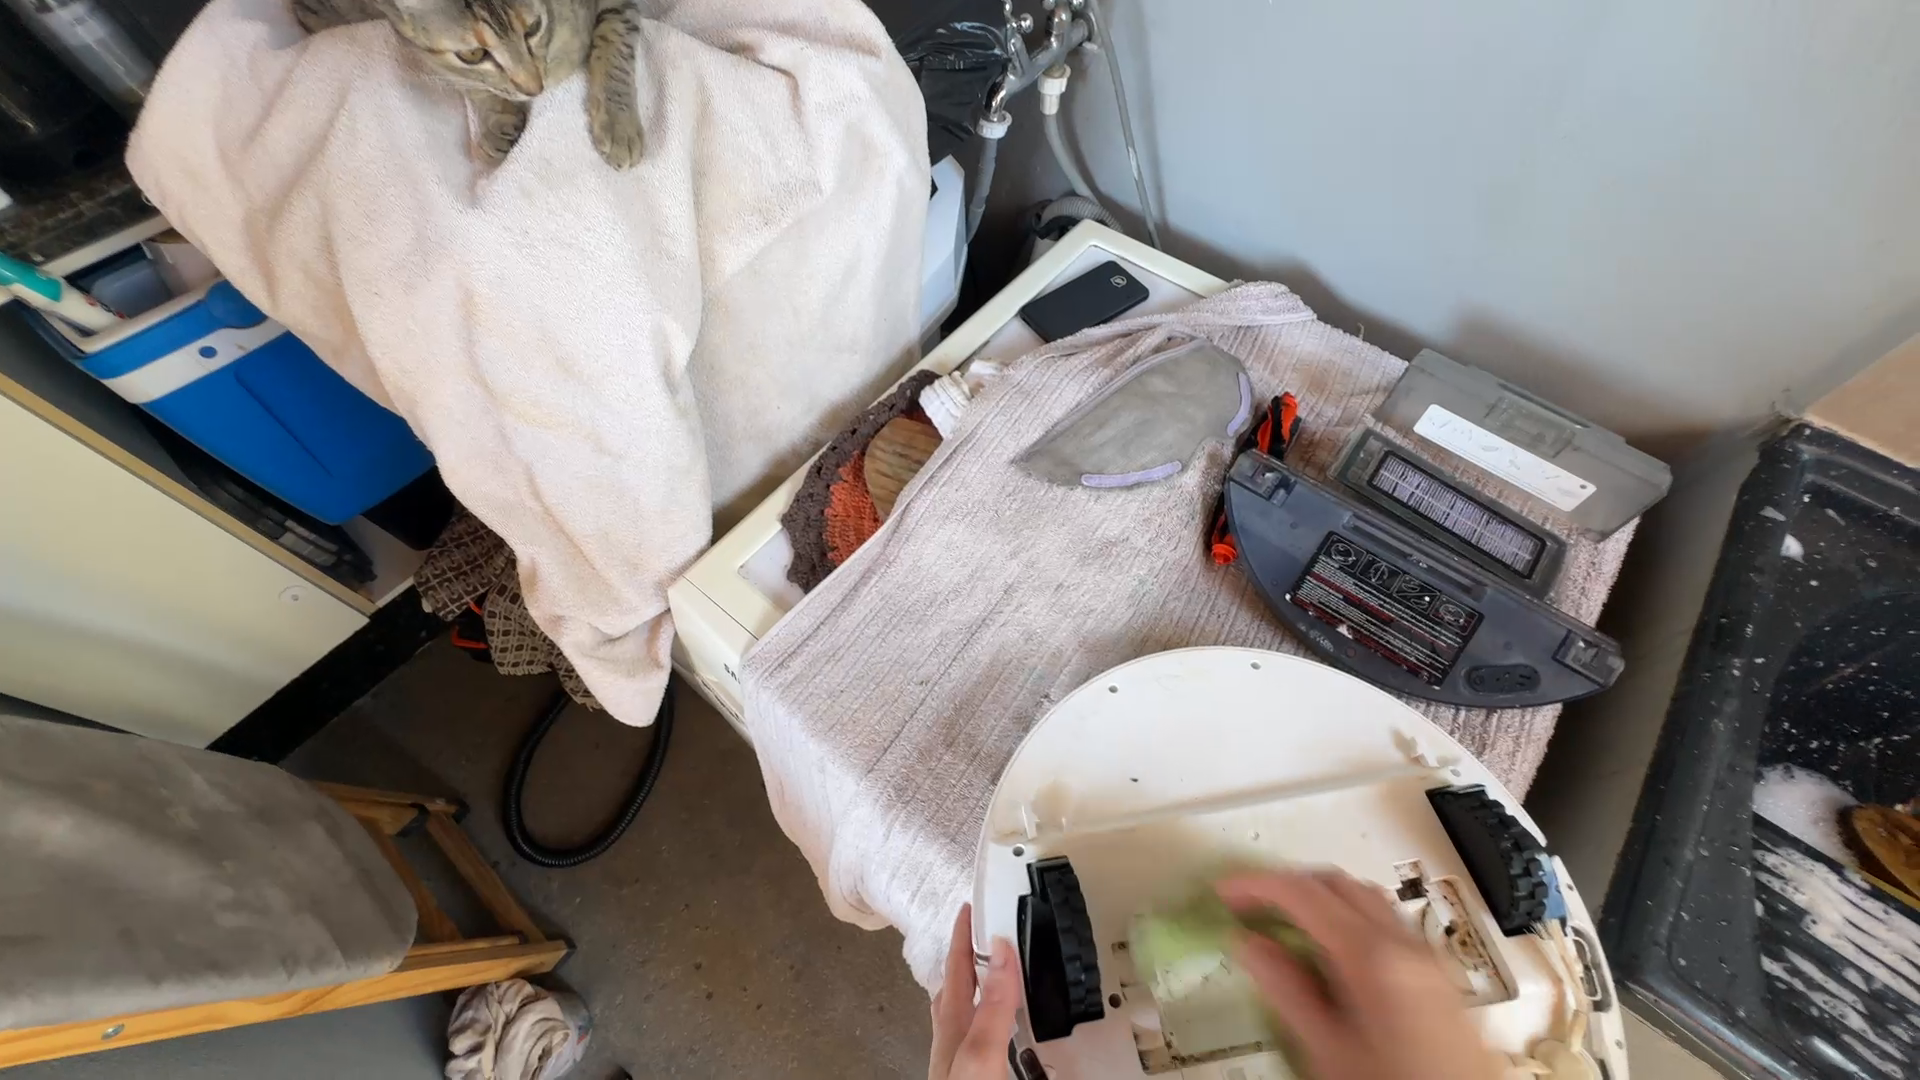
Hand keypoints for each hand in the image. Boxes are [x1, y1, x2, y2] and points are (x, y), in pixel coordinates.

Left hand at [929, 903, 1022, 1079]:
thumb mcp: (980, 1051)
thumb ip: (992, 1004)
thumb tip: (1001, 948)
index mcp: (953, 1023)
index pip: (956, 966)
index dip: (961, 934)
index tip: (968, 906)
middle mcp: (953, 1038)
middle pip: (957, 987)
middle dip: (969, 957)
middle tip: (982, 935)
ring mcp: (960, 1058)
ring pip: (967, 1012)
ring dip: (980, 988)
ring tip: (995, 977)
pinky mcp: (974, 1073)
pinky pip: (981, 1036)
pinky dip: (991, 1021)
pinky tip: (1003, 1032)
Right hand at [1218, 870, 1502, 1079]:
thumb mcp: (1327, 1052)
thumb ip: (1286, 990)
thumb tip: (1247, 942)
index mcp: (1372, 955)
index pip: (1302, 892)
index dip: (1255, 883)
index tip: (1222, 892)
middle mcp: (1403, 943)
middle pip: (1334, 882)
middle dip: (1286, 883)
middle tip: (1249, 905)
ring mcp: (1426, 958)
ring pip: (1362, 895)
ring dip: (1318, 895)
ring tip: (1284, 921)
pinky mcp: (1437, 978)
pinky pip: (1384, 919)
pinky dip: (1347, 913)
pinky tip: (1330, 948)